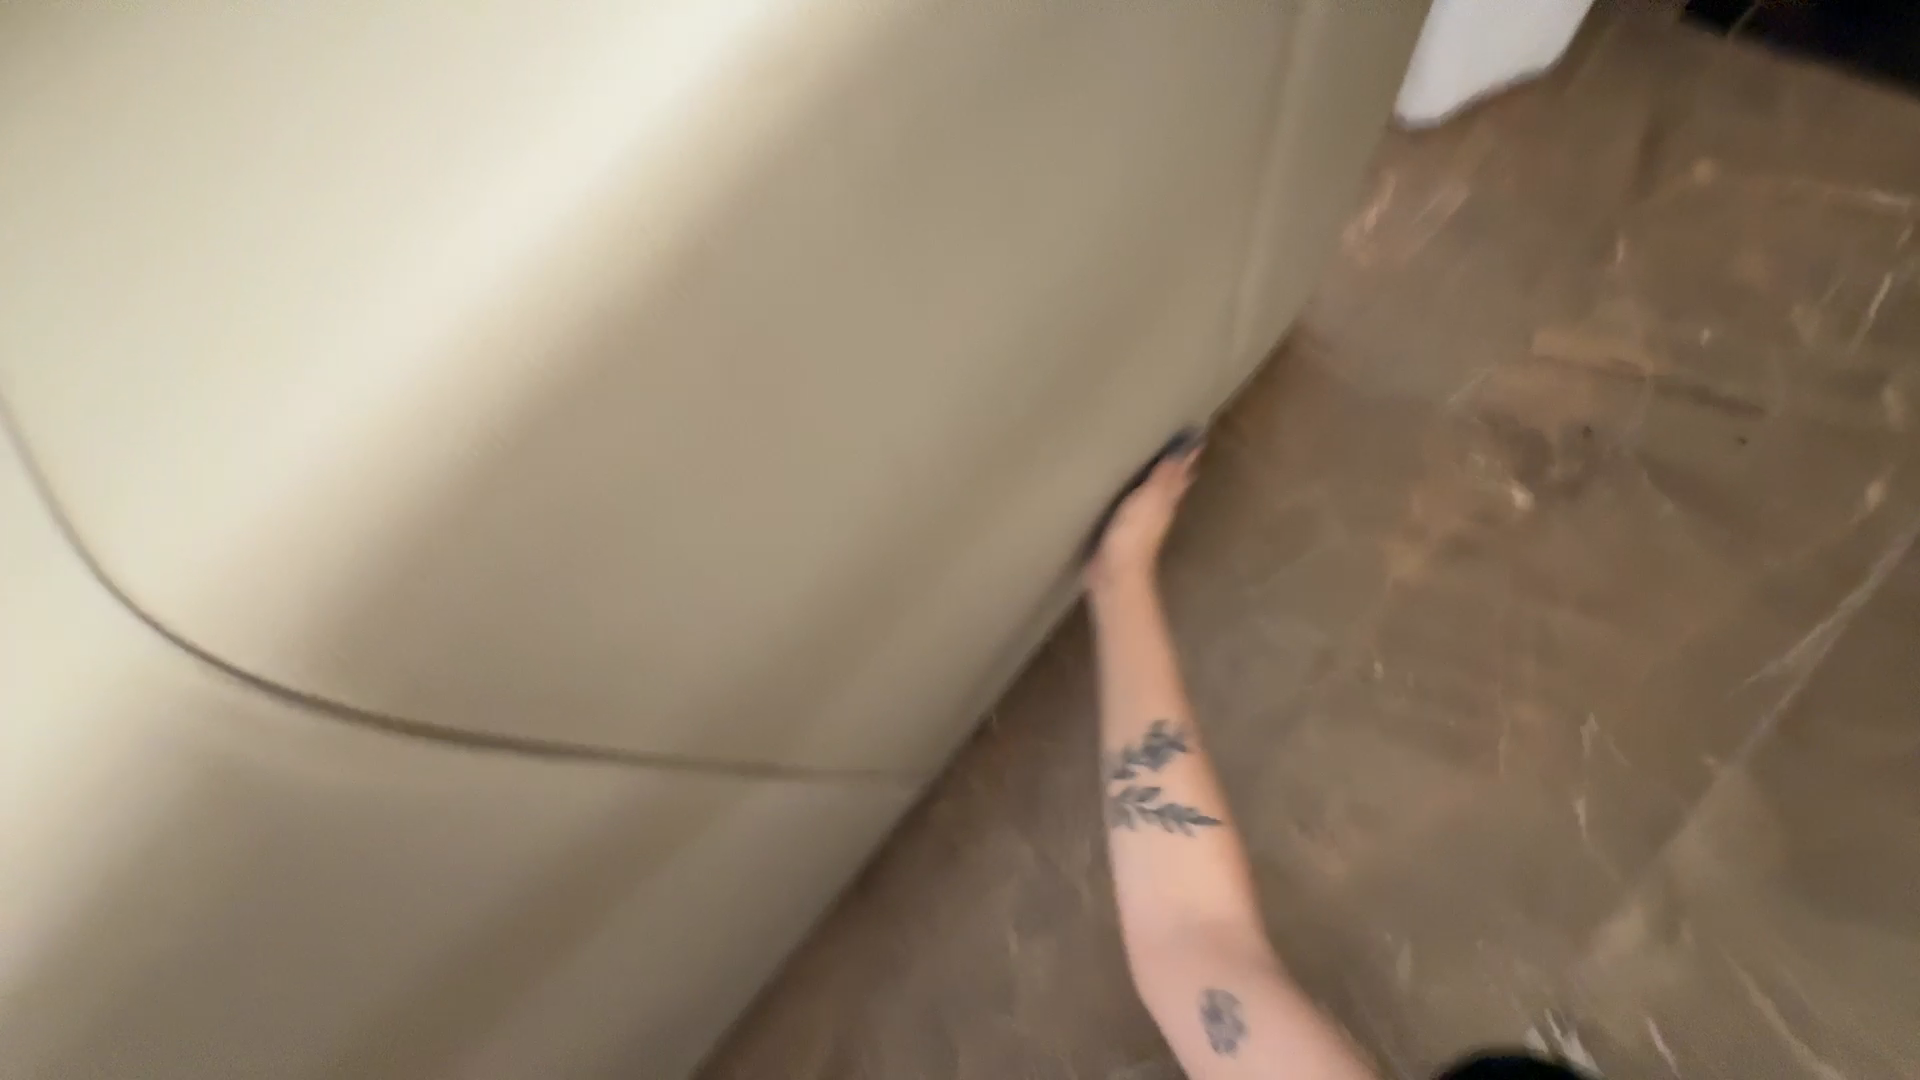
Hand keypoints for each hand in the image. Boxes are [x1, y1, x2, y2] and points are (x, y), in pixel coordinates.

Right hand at [1086, 437, 1201, 592]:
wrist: (1115, 575)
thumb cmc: (1134, 535)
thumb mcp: (1150, 499)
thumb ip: (1165, 474)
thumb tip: (1189, 445)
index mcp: (1167, 501)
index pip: (1182, 473)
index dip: (1189, 456)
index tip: (1195, 435)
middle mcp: (1160, 511)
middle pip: (1172, 485)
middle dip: (1176, 466)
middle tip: (1177, 445)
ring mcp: (1142, 524)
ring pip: (1154, 496)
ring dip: (1156, 481)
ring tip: (1153, 462)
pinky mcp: (1123, 533)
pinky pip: (1133, 507)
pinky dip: (1135, 496)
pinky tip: (1127, 492)